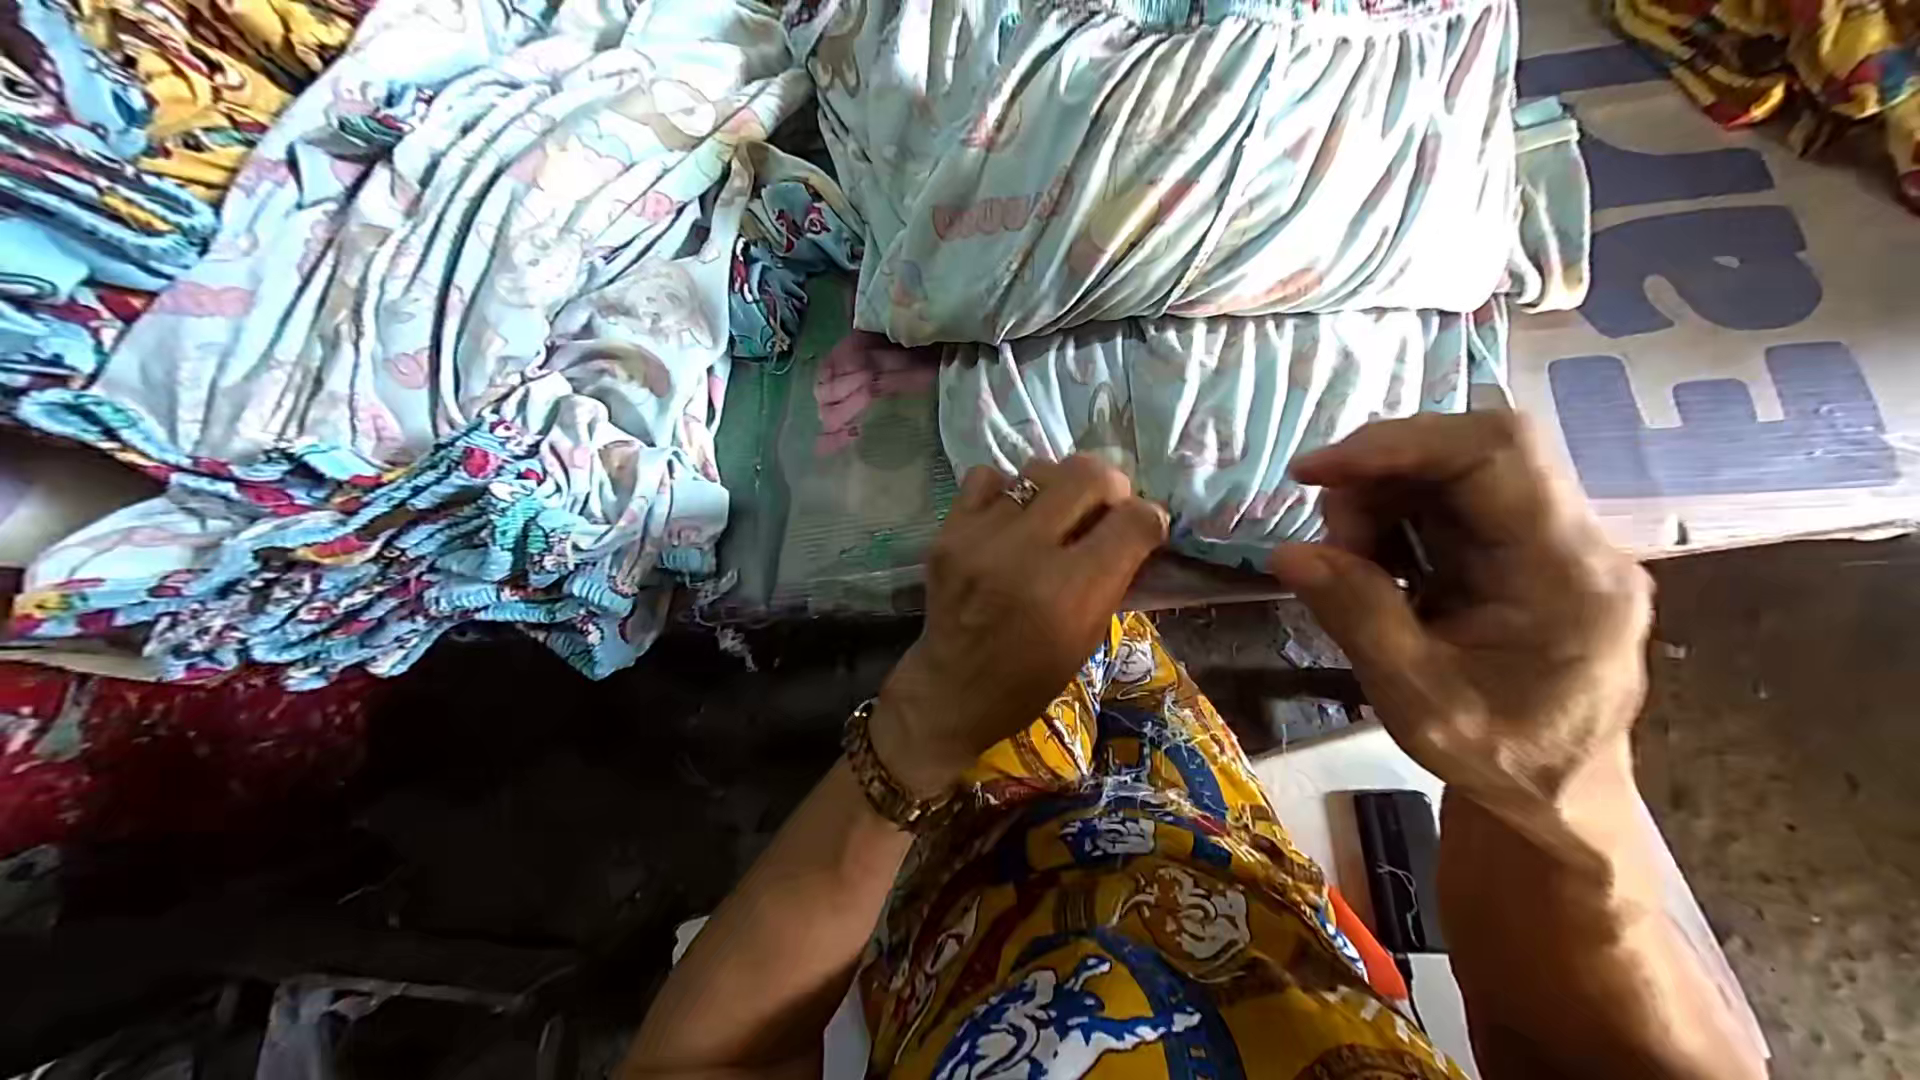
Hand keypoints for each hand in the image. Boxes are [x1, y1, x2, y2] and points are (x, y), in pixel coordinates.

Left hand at [870, 456, 1168, 797]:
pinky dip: (1006, 492)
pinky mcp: (947, 532)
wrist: (954, 689)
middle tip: (1103, 507)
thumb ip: (1115, 575)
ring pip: (1038, 469)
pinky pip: (987, 478)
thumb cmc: (1032, 676)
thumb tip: (1137, 523)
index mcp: (1070, 593)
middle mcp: (1025, 554)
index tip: (1142, 526)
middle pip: (1087, 474)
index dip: (1148, 518)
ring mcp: (980, 538)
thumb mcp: (1089, 634)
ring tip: (1052, 515)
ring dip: (1057, 488)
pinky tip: (1008, 518)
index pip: (1134, 520)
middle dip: (1109, 486)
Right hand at [1268, 412, 1652, 829]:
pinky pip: (1443, 500)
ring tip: (1350, 565)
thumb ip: (1358, 619)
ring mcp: (1545, 539)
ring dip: (1377, 501)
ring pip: (1448, 470)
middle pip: (1469, 450)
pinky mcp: (1516, 547)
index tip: (1312, 472)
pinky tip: (1372, 565)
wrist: (1559, 791)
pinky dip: (1388, 518)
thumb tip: (1286, 552)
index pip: (1495, 455)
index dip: (1398, 444)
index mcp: (1567, 574)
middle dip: (1379, 475)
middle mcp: (1570, 539)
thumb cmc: (1501, 758)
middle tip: (1332, 537)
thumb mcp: (1419, 703)